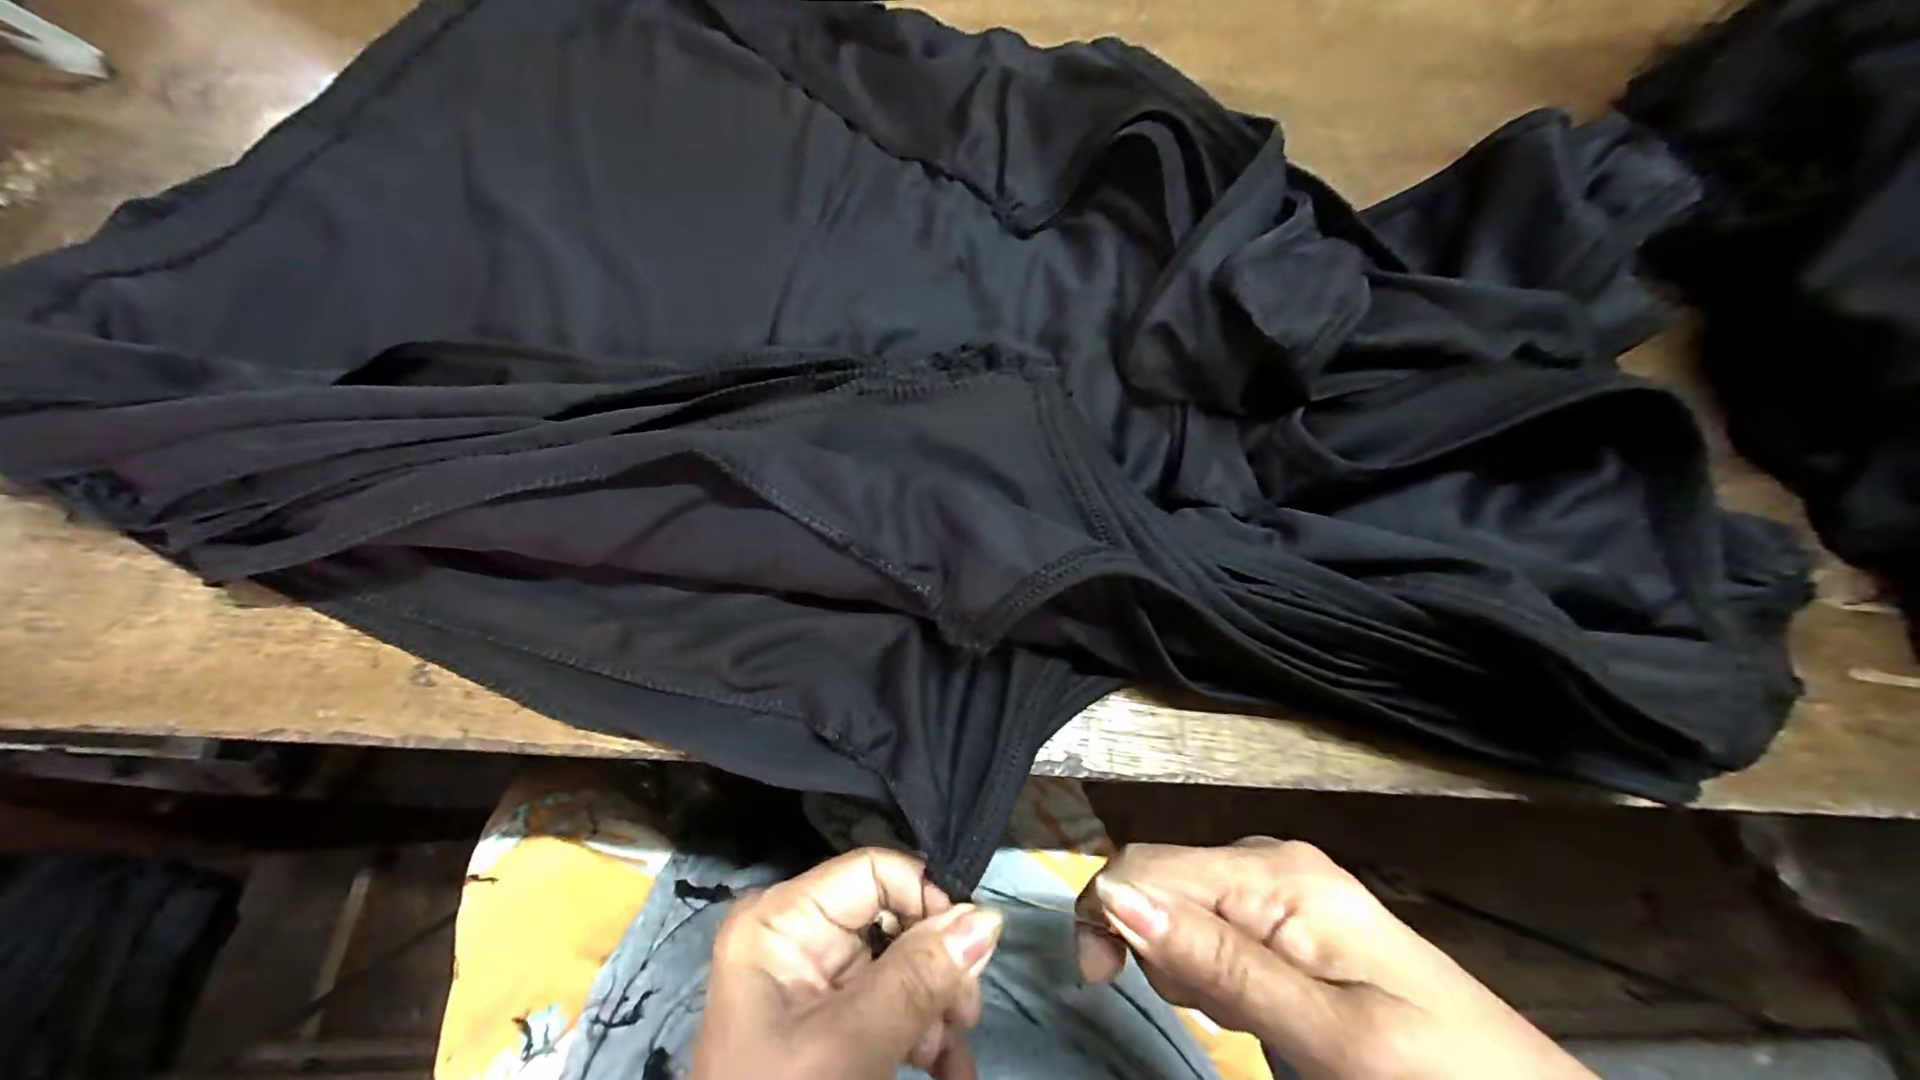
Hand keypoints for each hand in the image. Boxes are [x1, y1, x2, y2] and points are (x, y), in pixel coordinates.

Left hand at [692, 848, 1004, 1079]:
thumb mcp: (852, 1043)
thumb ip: (920, 977)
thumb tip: (988, 917)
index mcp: (784, 918)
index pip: (873, 869)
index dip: (926, 898)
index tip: (970, 950)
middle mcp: (800, 934)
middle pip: (894, 916)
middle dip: (938, 965)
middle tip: (966, 1012)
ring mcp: (817, 978)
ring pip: (901, 962)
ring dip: (938, 1006)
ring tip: (954, 1054)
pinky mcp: (832, 1018)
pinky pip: (892, 1002)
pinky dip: (925, 1033)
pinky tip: (949, 1070)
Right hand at [1075, 838, 1596, 1079]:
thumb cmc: (1441, 1079)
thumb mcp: (1329, 1036)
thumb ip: (1219, 964)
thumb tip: (1114, 895)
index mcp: (1277, 872)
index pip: (1148, 865)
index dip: (1105, 914)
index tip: (1100, 986)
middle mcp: (1272, 861)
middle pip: (1162, 880)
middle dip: (1153, 944)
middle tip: (1209, 1017)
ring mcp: (1285, 889)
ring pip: (1182, 905)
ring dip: (1181, 962)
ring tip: (1238, 1018)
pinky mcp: (1291, 920)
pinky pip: (1215, 926)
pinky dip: (1207, 967)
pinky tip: (1247, 1003)